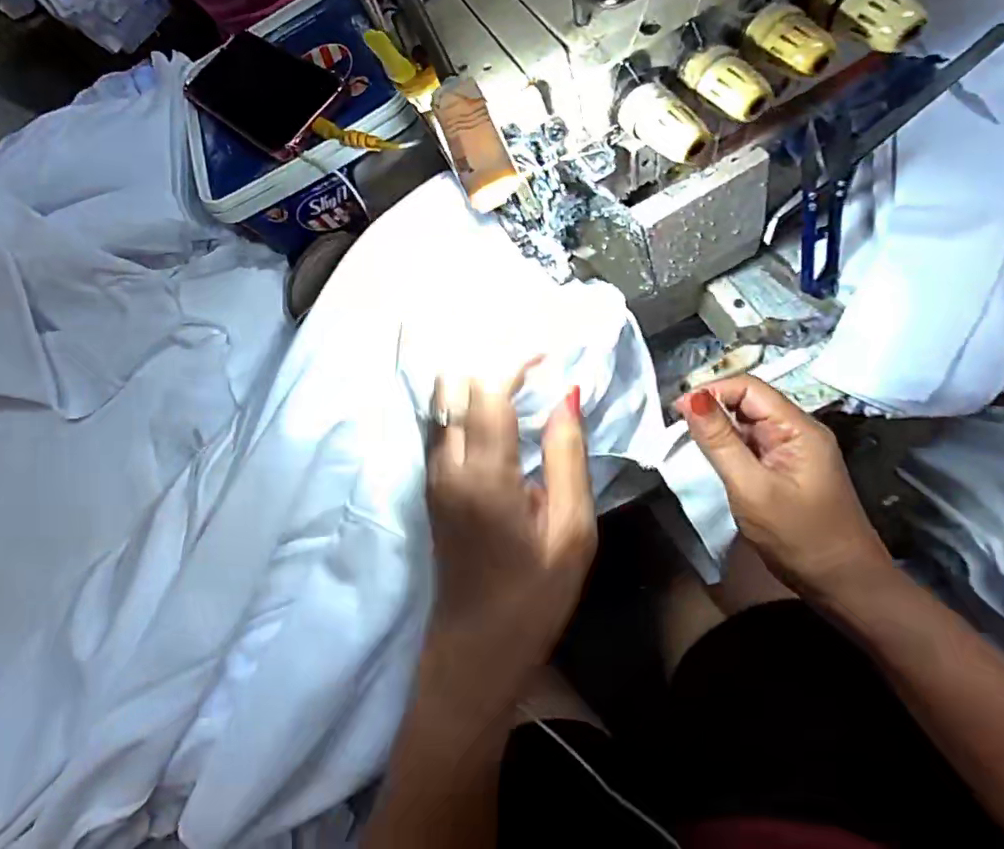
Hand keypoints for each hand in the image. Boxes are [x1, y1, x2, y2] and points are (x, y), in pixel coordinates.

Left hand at [424, 378, 594, 696]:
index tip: (547, 355)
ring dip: (476, 383)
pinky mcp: (431, 486)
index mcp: (484, 475)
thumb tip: (566, 395)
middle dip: (490, 364)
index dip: (514, 362)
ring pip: (443, 404)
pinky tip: (498, 412)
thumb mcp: (572, 531)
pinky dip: (467, 406)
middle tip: (532, 364)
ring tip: (520, 381)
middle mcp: (447, 466)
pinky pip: (443, 427)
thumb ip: (567, 456)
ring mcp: (432, 475)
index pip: (487, 390)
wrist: (474, 649)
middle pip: (453, 387)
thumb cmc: (534, 597)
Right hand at [675, 376, 891, 598]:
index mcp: (798, 428)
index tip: (678, 410)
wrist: (844, 586)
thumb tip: (691, 397)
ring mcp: (793, 451)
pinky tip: (713, 459)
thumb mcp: (752, 488)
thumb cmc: (799, 537)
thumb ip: (720, 441)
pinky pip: (752, 445)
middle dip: (712, 408)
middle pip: (748, 401)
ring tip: (690, 443)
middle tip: (678, 427)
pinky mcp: (786, 470)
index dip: (711, 391)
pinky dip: (729, 446)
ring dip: (718, 428)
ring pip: (747, 423)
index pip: (748, 387)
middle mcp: (798, 431)